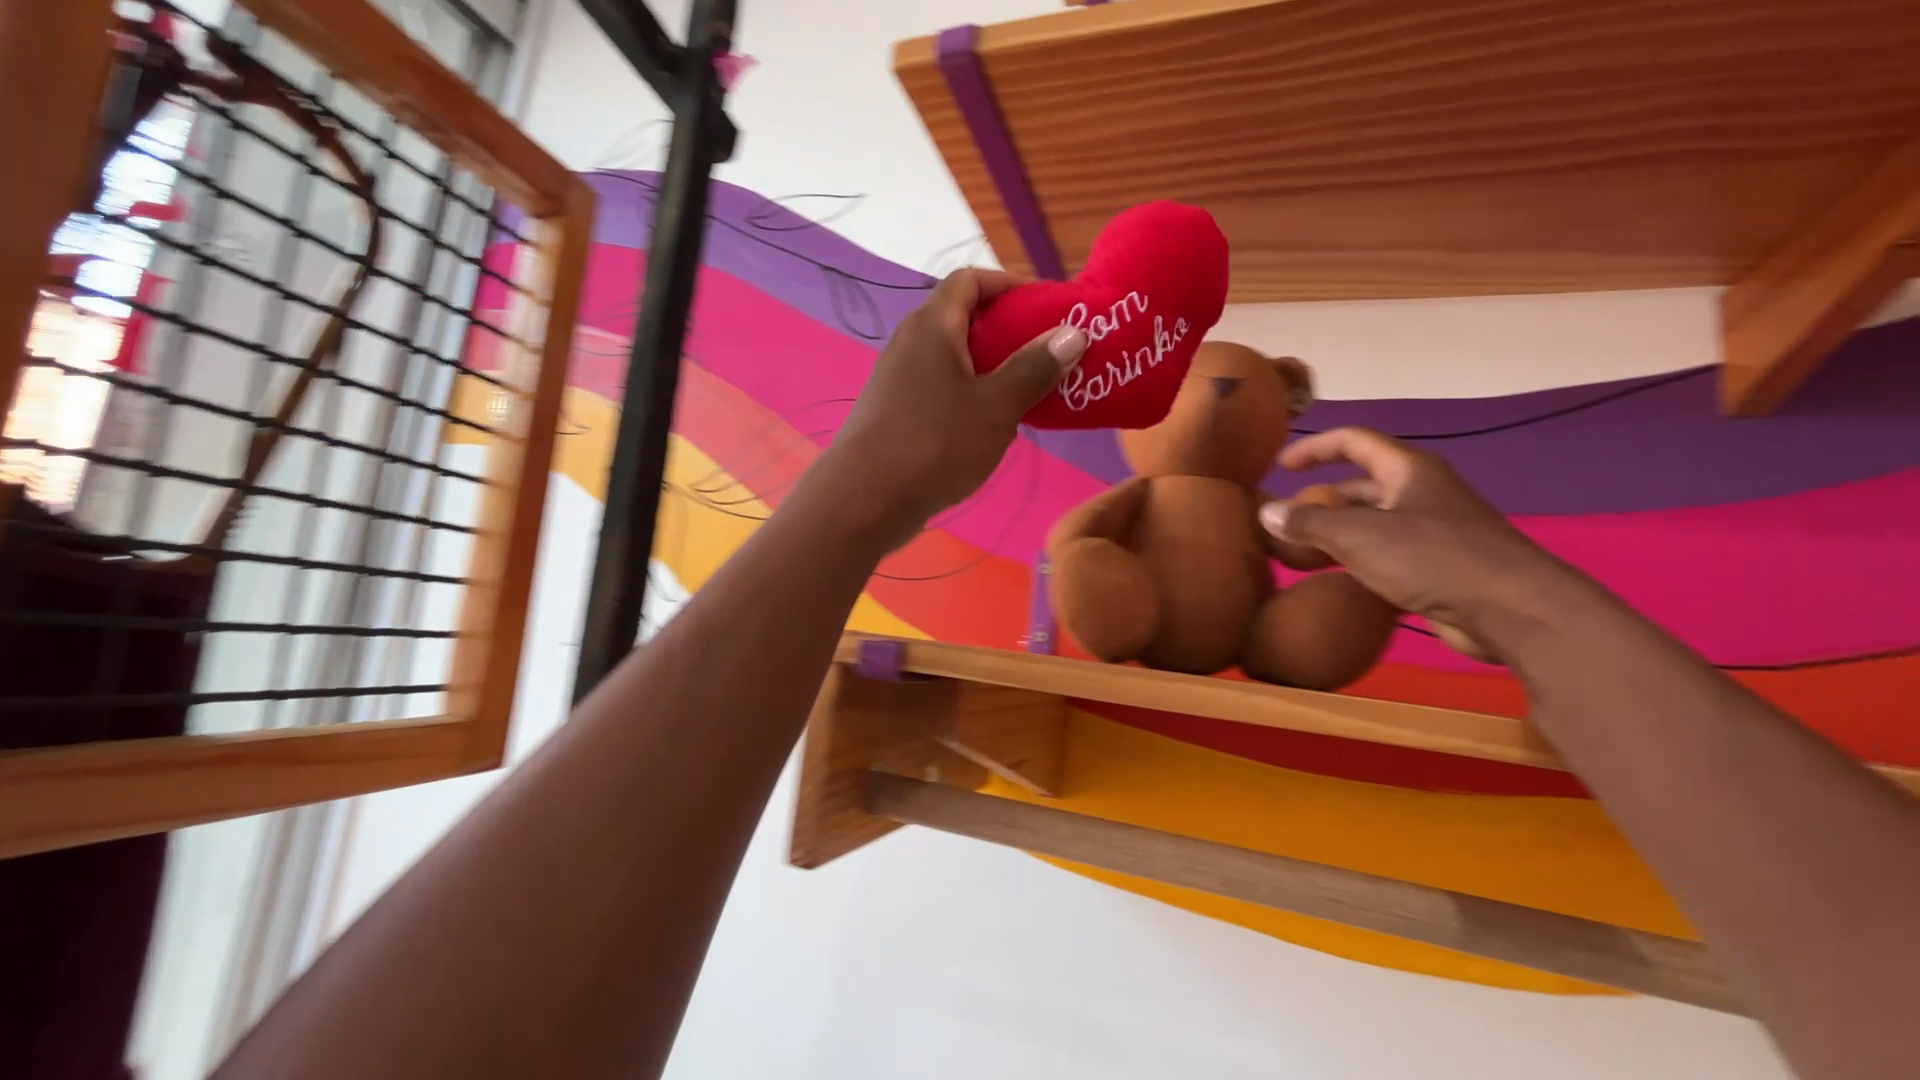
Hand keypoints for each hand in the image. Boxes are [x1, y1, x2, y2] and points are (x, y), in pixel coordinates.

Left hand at [821, 269, 1088, 547]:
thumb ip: (1034, 367)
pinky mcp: (894, 414)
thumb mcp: (997, 406)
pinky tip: (990, 427)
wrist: (865, 500)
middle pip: (961, 319)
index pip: (970, 280)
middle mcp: (909, 344)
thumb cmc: (935, 443)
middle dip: (1006, 332)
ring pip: (951, 360)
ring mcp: (897, 380)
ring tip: (1027, 394)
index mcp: (932, 326)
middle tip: (1046, 356)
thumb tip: (1072, 332)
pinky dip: (968, 396)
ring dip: (990, 369)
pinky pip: (939, 390)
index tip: (1045, 310)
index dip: (1008, 285)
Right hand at [1257, 427, 1575, 661]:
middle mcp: (1421, 493)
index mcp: (1408, 470)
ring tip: (1299, 553)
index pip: (1354, 441)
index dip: (1315, 448)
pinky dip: (1358, 561)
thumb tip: (1266, 512)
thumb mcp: (1359, 535)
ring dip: (1336, 534)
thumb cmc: (1432, 557)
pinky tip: (1336, 580)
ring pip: (1372, 523)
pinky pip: (1387, 554)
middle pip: (1360, 485)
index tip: (1280, 464)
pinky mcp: (1438, 568)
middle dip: (1320, 499)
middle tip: (1284, 521)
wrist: (1511, 609)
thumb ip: (1309, 522)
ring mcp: (1433, 531)